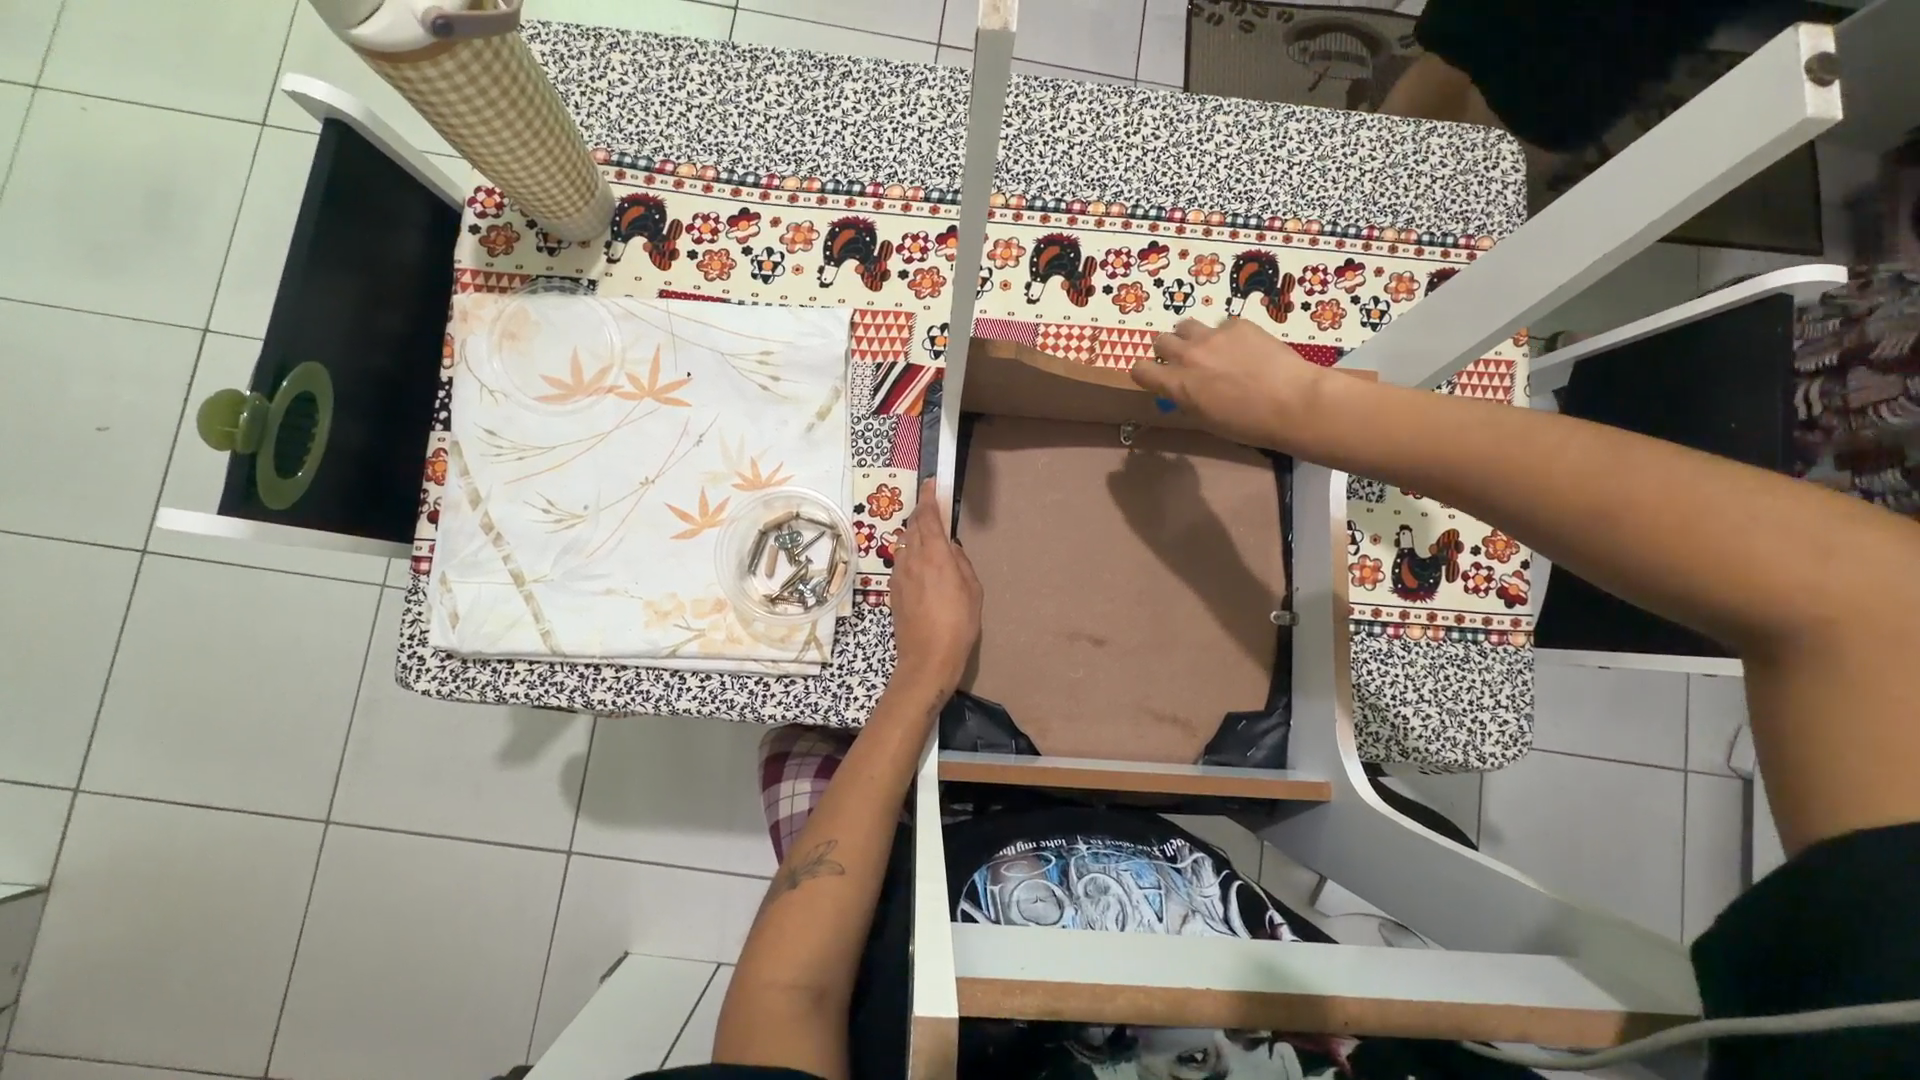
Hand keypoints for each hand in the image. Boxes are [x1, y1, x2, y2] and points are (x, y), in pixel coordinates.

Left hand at [887, 479, 982, 702]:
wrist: (927, 659)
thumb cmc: (958, 625)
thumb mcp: (973, 590)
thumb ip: (961, 562)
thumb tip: (950, 547)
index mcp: (935, 555)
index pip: (927, 516)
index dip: (929, 497)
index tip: (932, 483)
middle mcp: (912, 559)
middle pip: (913, 526)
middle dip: (922, 513)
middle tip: (934, 507)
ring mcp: (899, 575)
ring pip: (904, 544)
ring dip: (915, 534)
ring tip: (929, 537)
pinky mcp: (893, 591)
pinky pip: (901, 562)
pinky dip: (910, 554)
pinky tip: (922, 566)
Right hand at [1129, 318, 1330, 449]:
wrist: (1293, 402)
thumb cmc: (1248, 424)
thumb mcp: (1207, 421)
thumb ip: (1187, 401)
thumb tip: (1181, 393)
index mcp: (1177, 384)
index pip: (1139, 369)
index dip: (1146, 374)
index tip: (1157, 378)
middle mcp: (1188, 355)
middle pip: (1160, 341)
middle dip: (1168, 352)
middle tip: (1186, 363)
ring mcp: (1213, 335)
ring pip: (1186, 325)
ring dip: (1191, 337)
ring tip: (1209, 349)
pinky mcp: (1238, 324)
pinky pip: (1221, 324)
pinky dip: (1226, 335)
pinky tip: (1244, 348)